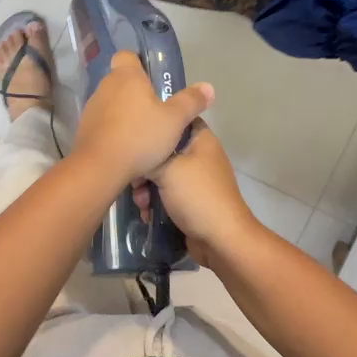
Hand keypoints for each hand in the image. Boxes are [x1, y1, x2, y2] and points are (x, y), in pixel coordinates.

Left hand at [73, 52, 213, 183]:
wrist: (99, 167)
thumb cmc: (139, 136)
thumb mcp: (174, 120)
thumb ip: (191, 101)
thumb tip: (208, 87)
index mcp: (126, 76)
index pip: (127, 55)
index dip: (139, 62)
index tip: (153, 78)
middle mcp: (106, 85)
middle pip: (122, 79)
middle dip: (137, 91)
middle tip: (157, 109)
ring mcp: (93, 106)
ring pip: (112, 101)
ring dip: (125, 110)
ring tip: (143, 130)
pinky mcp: (85, 127)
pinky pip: (103, 120)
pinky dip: (114, 127)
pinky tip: (127, 145)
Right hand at [146, 121, 259, 261]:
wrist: (221, 240)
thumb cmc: (196, 195)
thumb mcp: (168, 168)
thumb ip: (148, 154)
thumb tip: (135, 152)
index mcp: (201, 138)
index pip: (176, 117)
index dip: (155, 123)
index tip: (134, 136)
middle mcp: (199, 154)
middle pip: (164, 149)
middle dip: (145, 166)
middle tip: (135, 181)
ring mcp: (196, 179)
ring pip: (163, 173)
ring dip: (148, 188)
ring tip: (141, 203)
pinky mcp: (191, 200)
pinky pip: (167, 193)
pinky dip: (156, 201)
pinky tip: (147, 214)